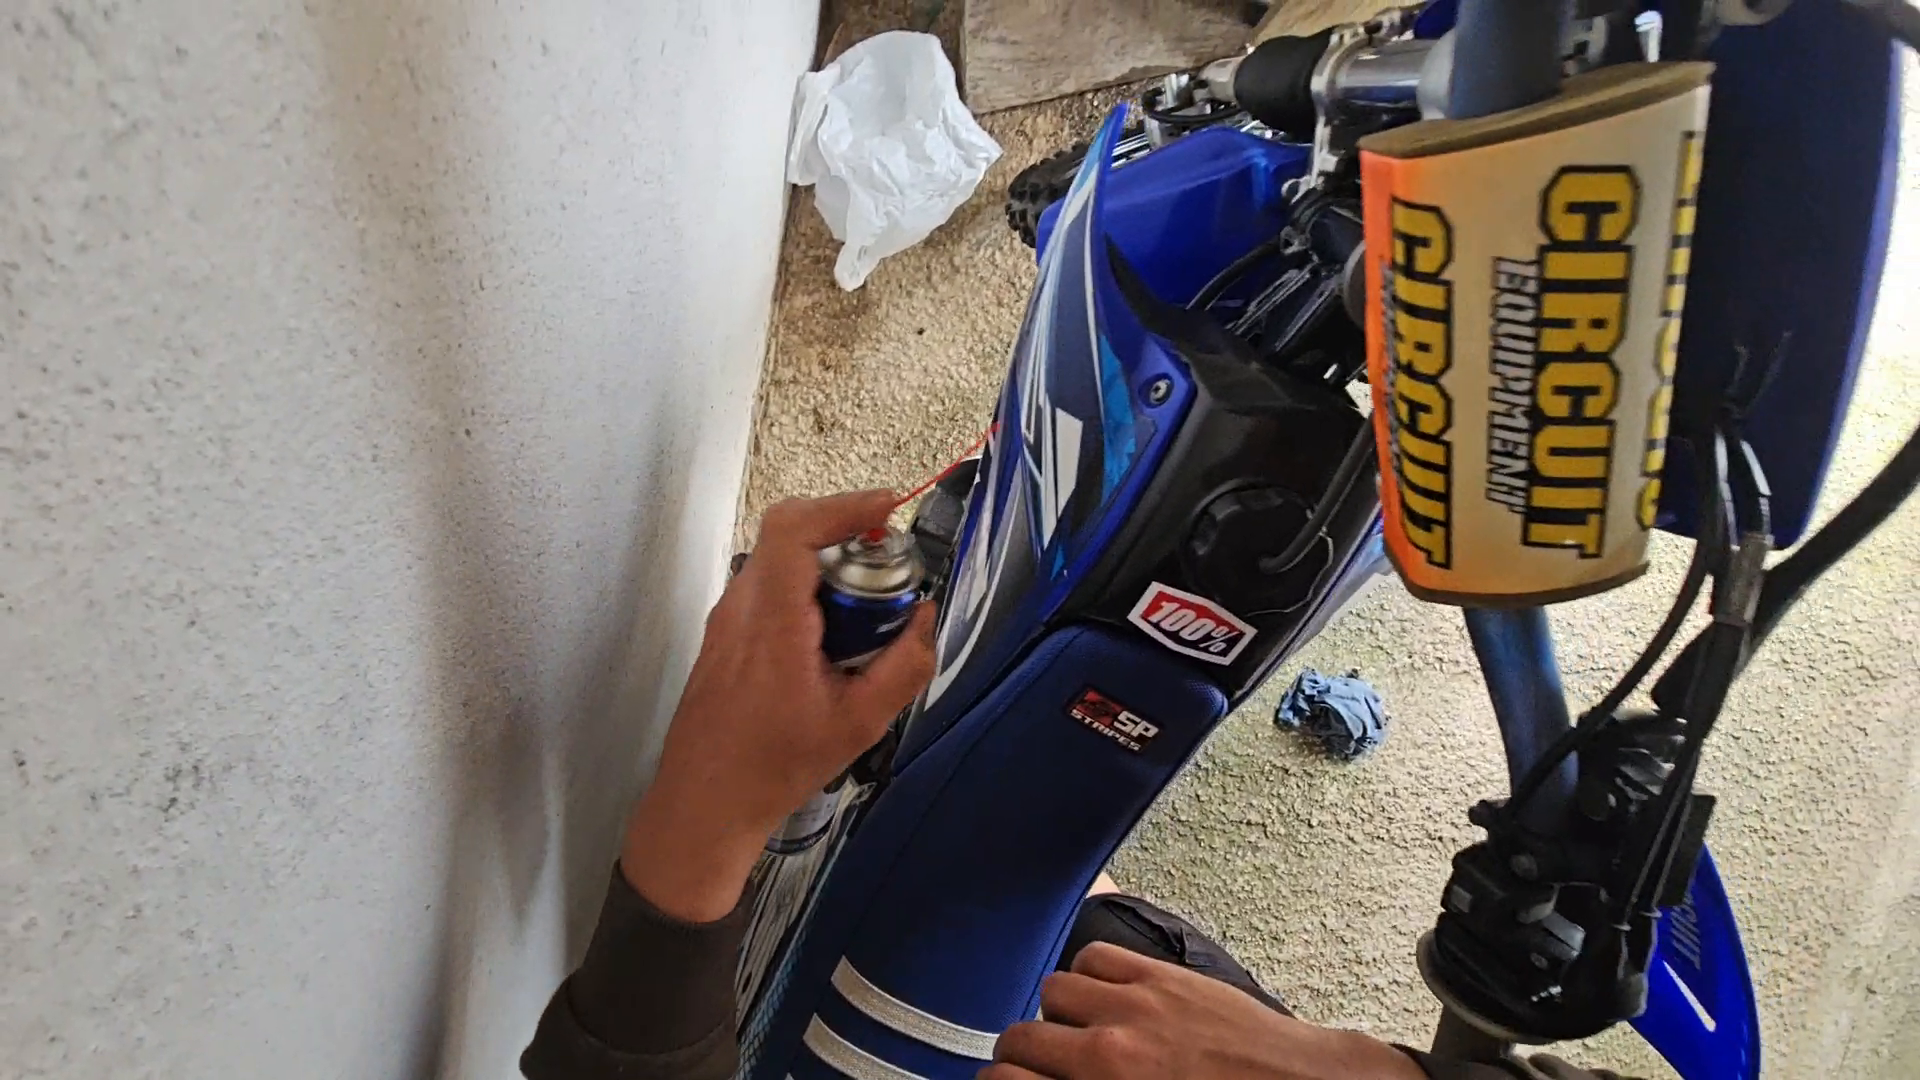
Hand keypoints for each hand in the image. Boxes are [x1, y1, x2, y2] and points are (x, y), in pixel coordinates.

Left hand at [620, 490, 936, 921]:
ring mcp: (727, 616)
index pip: (796, 531)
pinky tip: (831, 627)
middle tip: (885, 551)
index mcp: (773, 622)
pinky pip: (770, 582)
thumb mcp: (859, 723)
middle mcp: (742, 605)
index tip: (890, 506)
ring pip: (778, 555)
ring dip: (825, 554)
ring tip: (865, 595)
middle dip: (842, 524)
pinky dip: (807, 581)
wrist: (703, 803)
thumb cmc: (778, 765)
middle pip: (787, 529)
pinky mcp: (725, 632)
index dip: (845, 506)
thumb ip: (904, 666)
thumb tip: (926, 614)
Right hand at [986, 943, 1427, 1079]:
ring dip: (1055, 1013)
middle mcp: (1108, 1050)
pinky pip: (1094, 956)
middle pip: (1022, 1035)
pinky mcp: (1158, 974)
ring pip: (1053, 988)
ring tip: (1071, 1030)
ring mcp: (1133, 1004)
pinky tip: (1100, 994)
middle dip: (1016, 1054)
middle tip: (1026, 1065)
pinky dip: (1087, 974)